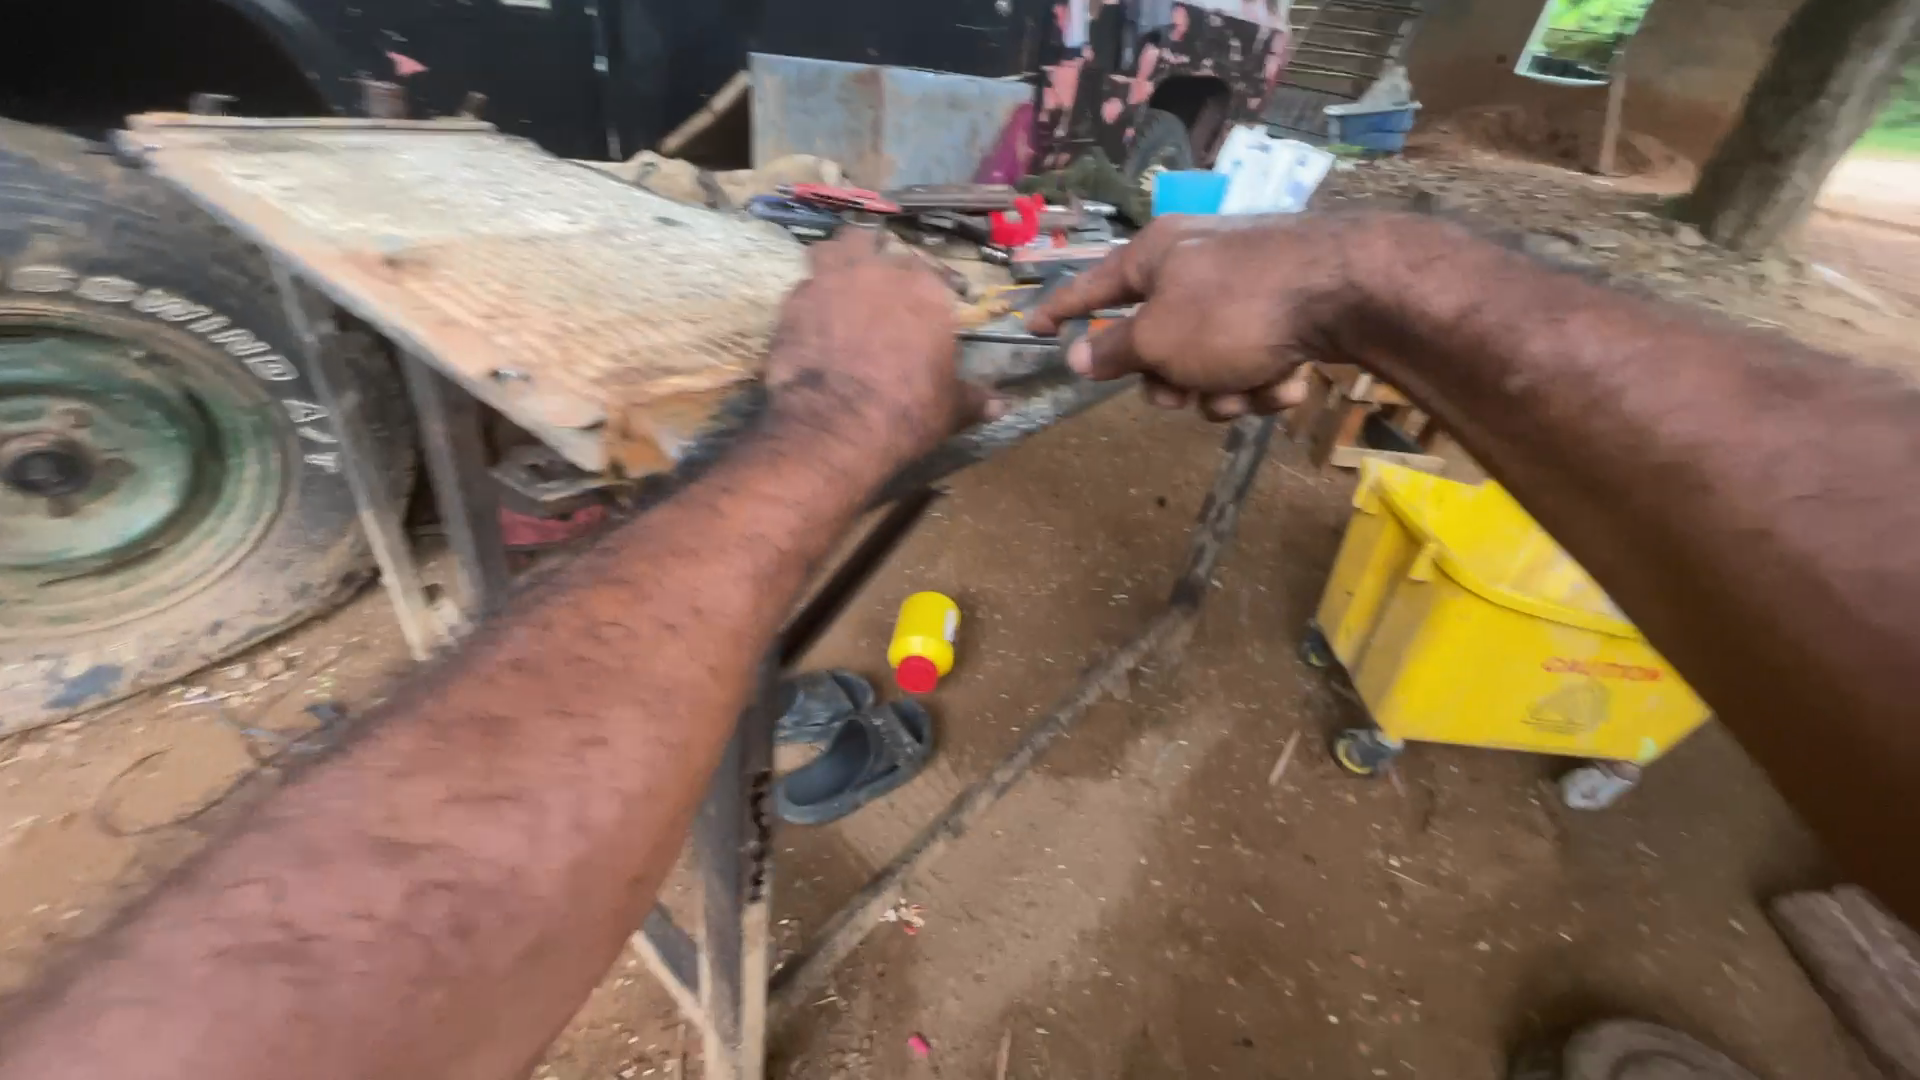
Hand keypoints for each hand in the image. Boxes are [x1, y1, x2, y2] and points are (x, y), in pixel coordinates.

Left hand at [765, 228, 972, 460]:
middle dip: (881, 263)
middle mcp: (879, 272)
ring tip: (842, 278)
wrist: (835, 424)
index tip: (927, 309)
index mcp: (925, 291)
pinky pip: (803, 285)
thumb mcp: (949, 409)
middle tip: (880, 289)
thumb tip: (1003, 405)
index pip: (933, 274)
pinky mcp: (793, 302)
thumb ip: (974, 399)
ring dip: (840, 258)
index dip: (930, 290)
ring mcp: (832, 281)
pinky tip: (811, 317)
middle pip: (880, 248)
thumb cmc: (905, 412)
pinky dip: (809, 297)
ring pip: (835, 247)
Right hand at [1029, 213, 1393, 419]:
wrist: (1349, 291)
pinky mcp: (1284, 315)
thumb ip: (1114, 350)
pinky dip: (1264, 381)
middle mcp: (1194, 268)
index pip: (1090, 288)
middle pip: (1154, 344)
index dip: (1059, 311)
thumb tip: (1079, 356)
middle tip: (1183, 392)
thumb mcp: (1159, 338)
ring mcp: (1241, 291)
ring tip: (1247, 388)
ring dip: (1221, 391)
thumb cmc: (1233, 311)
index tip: (1032, 327)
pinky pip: (1250, 363)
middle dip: (1170, 382)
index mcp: (1154, 259)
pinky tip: (1286, 379)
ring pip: (1205, 365)